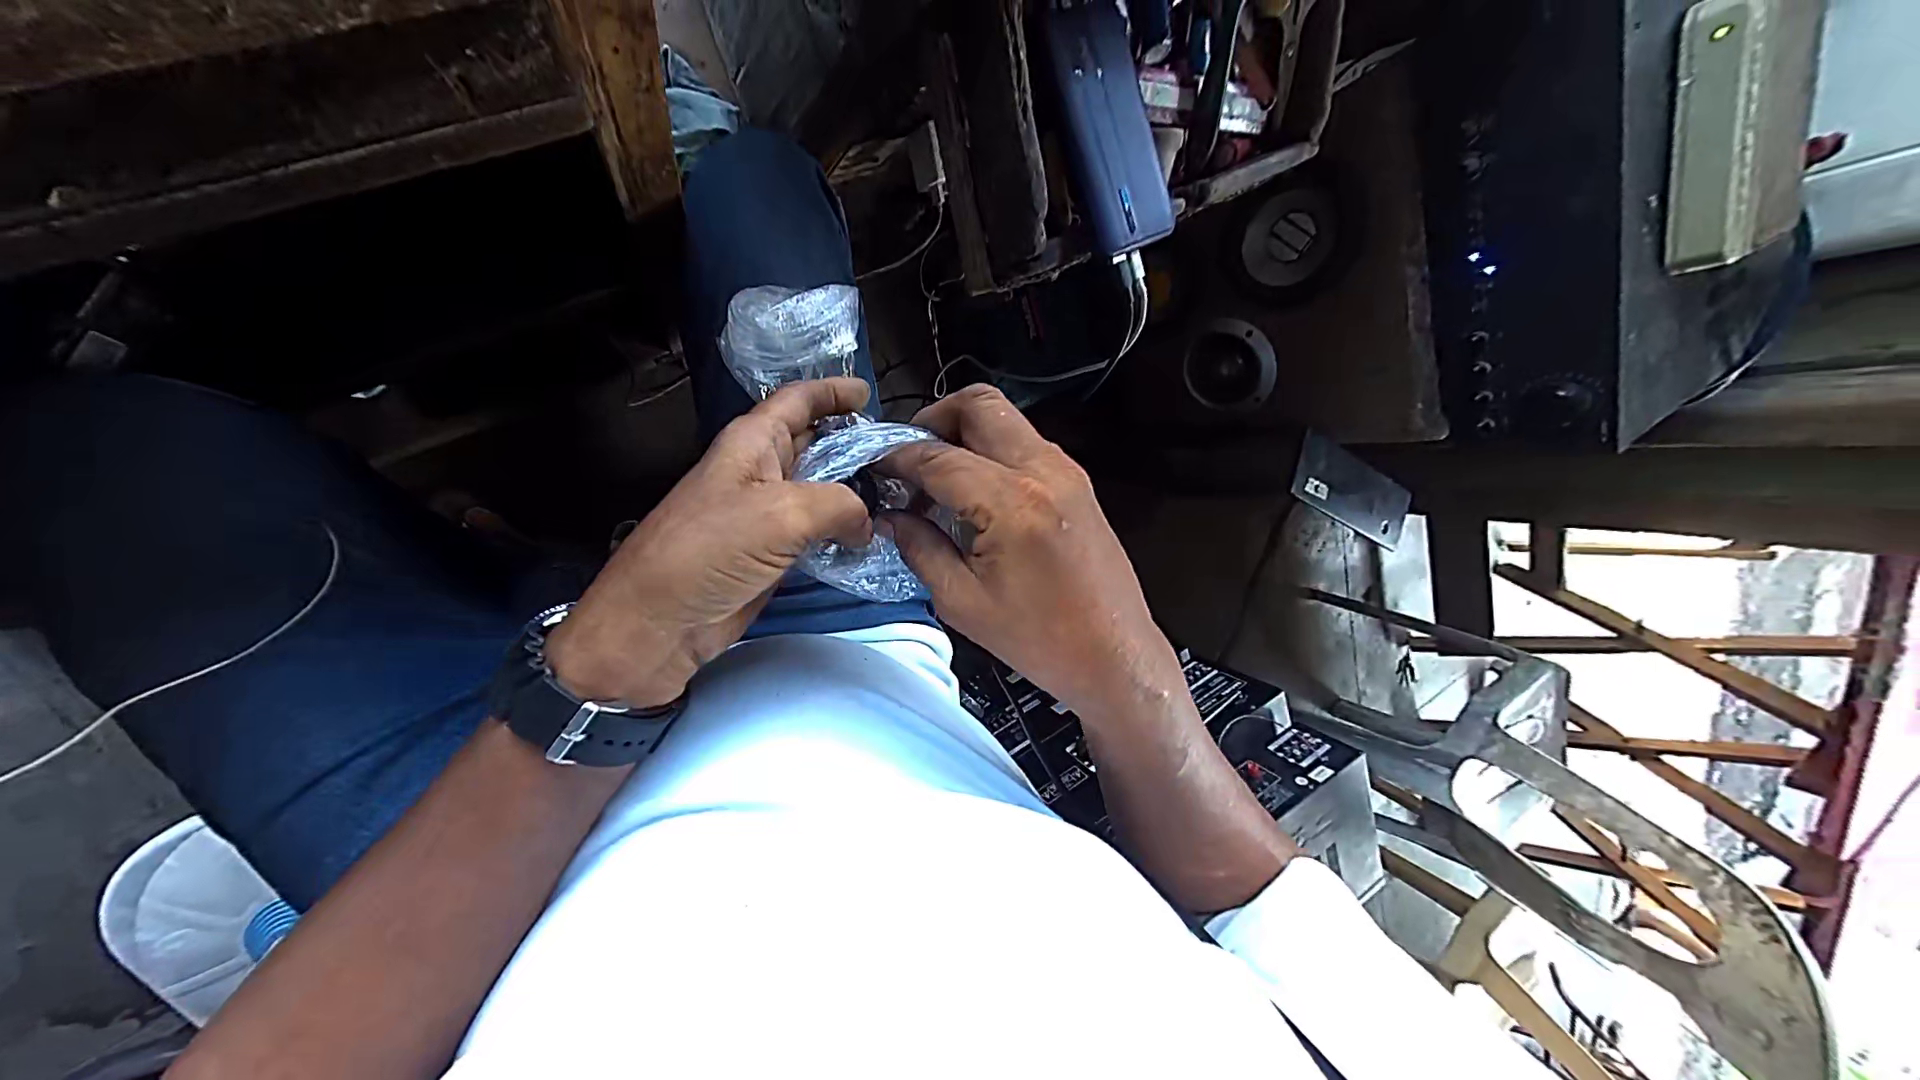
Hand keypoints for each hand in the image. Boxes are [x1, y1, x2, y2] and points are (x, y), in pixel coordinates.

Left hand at [544, 378, 873, 705]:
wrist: (662, 621)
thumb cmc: (711, 550)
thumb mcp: (784, 513)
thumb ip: (840, 506)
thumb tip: (867, 524)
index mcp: (754, 443)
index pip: (799, 400)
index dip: (833, 391)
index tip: (869, 395)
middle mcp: (762, 471)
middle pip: (816, 443)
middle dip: (856, 443)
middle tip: (899, 456)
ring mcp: (768, 514)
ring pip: (821, 490)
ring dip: (856, 491)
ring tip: (897, 495)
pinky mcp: (773, 552)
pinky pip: (818, 531)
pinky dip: (845, 531)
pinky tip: (873, 537)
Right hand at [880, 385, 1184, 716]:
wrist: (1114, 656)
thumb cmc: (1042, 639)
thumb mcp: (963, 601)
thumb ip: (920, 547)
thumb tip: (892, 517)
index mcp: (1012, 502)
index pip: (938, 457)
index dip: (897, 458)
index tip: (874, 466)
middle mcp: (1044, 471)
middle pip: (978, 404)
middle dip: (933, 420)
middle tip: (908, 459)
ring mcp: (1067, 473)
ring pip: (1005, 419)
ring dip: (964, 436)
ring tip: (938, 482)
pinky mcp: (1078, 484)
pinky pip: (1025, 445)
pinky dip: (992, 453)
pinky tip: (974, 495)